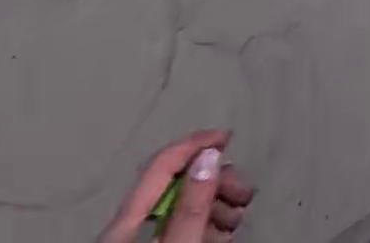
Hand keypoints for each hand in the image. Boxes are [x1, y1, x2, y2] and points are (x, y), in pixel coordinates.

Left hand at [98, 130, 256, 242]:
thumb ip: (191, 206)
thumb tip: (210, 155)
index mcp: (126, 218)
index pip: (163, 162)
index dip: (196, 142)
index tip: (228, 136)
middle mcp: (128, 225)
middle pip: (176, 184)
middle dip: (215, 179)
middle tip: (243, 191)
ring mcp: (139, 240)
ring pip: (181, 207)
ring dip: (214, 202)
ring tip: (238, 216)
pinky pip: (179, 228)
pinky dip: (205, 223)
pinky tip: (223, 231)